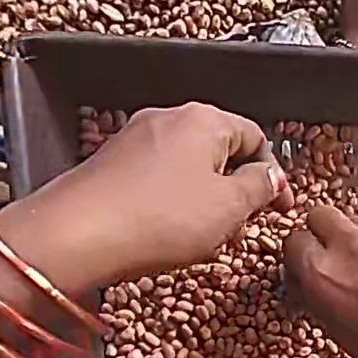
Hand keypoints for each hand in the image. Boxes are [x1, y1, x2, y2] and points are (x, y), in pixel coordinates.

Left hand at [0, 102, 292, 289]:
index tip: (280, 207)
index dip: (273, 176)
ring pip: (190, 168)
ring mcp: (136, 140)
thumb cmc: (160, 218)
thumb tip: (271, 177)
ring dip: (209, 200)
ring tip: (210, 238)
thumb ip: (258, 188)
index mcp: (204, 120)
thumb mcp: (229, 207)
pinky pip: (160, 179)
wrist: (77, 236)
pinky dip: (177, 203)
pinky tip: (174, 234)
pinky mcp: (113, 165)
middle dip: (239, 190)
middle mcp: (168, 119)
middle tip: (245, 227)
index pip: (256, 137)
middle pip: (221, 151)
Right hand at [283, 206, 357, 357]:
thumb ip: (313, 294)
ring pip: (349, 218)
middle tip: (324, 259)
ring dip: (345, 235)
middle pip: (318, 216)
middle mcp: (347, 246)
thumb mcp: (333, 329)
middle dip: (317, 235)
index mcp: (321, 272)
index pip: (293, 241)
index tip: (301, 270)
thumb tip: (303, 280)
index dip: (296, 257)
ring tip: (355, 265)